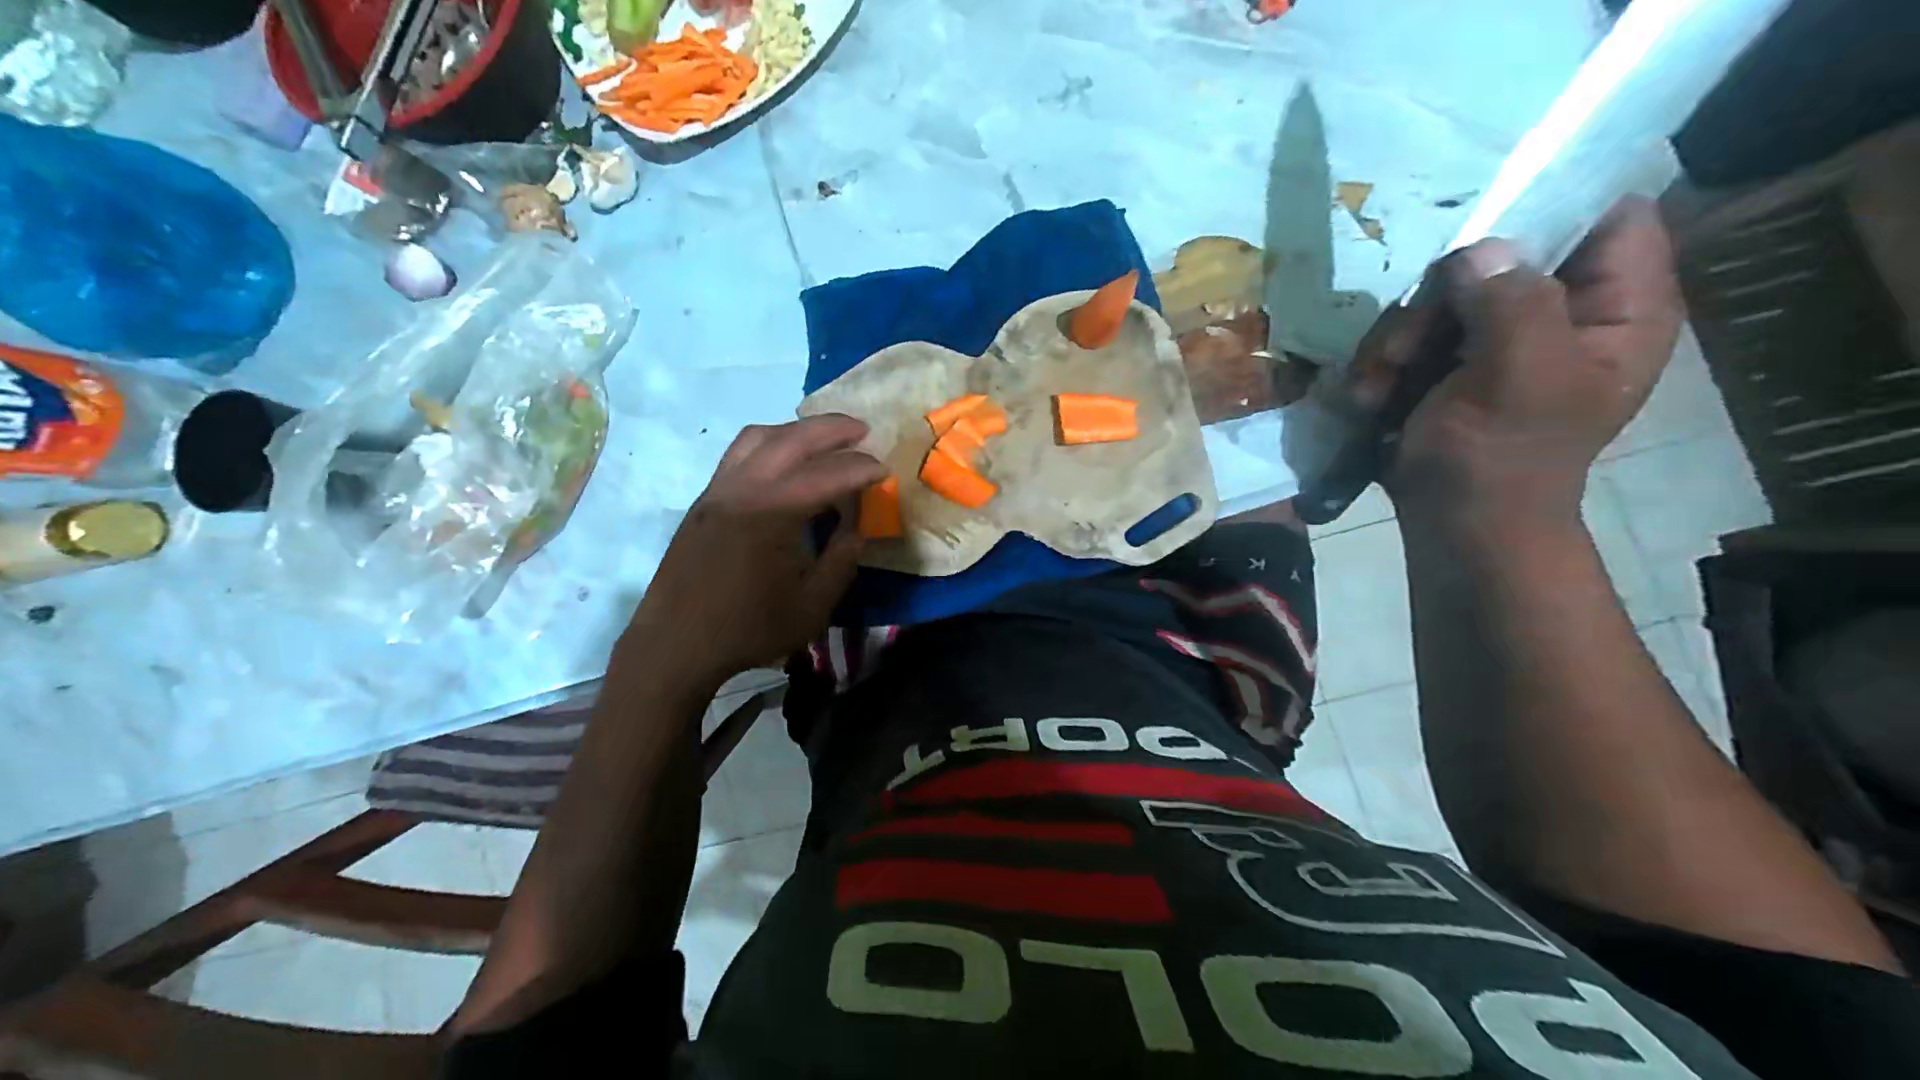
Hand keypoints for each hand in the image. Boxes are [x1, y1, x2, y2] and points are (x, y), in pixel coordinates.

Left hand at [625, 415, 886, 686]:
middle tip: (863, 430)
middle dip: (832, 428)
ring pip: (759, 437)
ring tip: (825, 438)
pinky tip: (786, 463)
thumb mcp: (811, 606)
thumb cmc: (747, 630)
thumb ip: (840, 561)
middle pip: (791, 438)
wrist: (675, 645)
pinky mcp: (704, 500)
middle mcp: (742, 489)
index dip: (861, 469)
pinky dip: (771, 444)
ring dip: (797, 429)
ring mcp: (718, 490)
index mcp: (771, 514)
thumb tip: (857, 529)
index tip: (886, 469)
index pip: (827, 474)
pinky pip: (739, 454)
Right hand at [1376, 197, 1683, 530]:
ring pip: (1440, 297)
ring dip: (1397, 339)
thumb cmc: (1501, 459)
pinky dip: (1384, 363)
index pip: (1610, 215)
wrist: (1455, 523)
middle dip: (1440, 299)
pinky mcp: (1449, 362)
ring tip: (1381, 387)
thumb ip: (1514, 302)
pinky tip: (1373, 397)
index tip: (1479, 225)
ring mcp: (1499, 338)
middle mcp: (1563, 311)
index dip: (1552, 207)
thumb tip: (1478, 250)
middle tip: (1407, 345)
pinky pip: (1411, 333)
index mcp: (1619, 307)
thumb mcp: (1520, 377)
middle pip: (1501, 255)